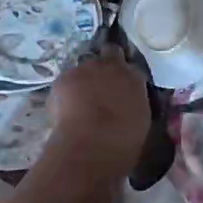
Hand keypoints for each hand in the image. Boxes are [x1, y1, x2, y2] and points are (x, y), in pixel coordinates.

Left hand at [45, 47, 149, 182]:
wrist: (92, 146)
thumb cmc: (123, 141)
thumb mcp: (139, 120)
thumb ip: (133, 102)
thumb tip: (126, 102)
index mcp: (134, 76)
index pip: (129, 62)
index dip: (121, 68)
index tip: (118, 79)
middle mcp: (111, 65)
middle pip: (106, 56)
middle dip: (102, 67)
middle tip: (98, 87)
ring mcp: (85, 68)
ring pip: (83, 69)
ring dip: (82, 80)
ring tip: (78, 103)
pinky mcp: (63, 79)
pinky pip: (65, 82)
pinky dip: (64, 92)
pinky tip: (64, 110)